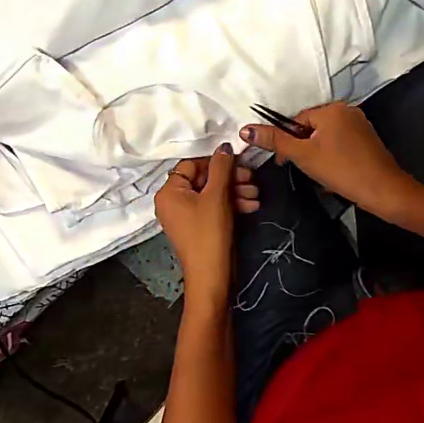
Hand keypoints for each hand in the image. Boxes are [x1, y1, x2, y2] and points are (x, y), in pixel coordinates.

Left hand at [153, 144, 259, 295]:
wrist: (212, 276)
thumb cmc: (209, 233)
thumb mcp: (216, 196)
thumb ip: (221, 167)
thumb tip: (224, 146)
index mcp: (168, 192)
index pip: (191, 164)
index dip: (215, 162)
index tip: (238, 162)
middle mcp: (173, 201)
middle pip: (204, 178)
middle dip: (230, 178)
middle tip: (251, 178)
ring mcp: (186, 215)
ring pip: (212, 194)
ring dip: (235, 191)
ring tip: (255, 195)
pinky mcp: (199, 226)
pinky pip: (214, 207)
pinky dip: (231, 205)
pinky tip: (252, 205)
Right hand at [242, 103, 416, 217]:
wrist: (383, 191)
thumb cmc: (341, 170)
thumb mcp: (303, 155)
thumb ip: (274, 141)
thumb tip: (245, 130)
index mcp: (332, 109)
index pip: (296, 121)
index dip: (287, 142)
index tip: (284, 162)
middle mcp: (347, 111)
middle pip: (310, 129)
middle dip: (303, 150)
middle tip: (305, 170)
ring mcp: (360, 126)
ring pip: (325, 139)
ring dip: (317, 156)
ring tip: (322, 174)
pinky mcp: (367, 141)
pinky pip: (340, 145)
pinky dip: (332, 158)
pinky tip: (335, 174)